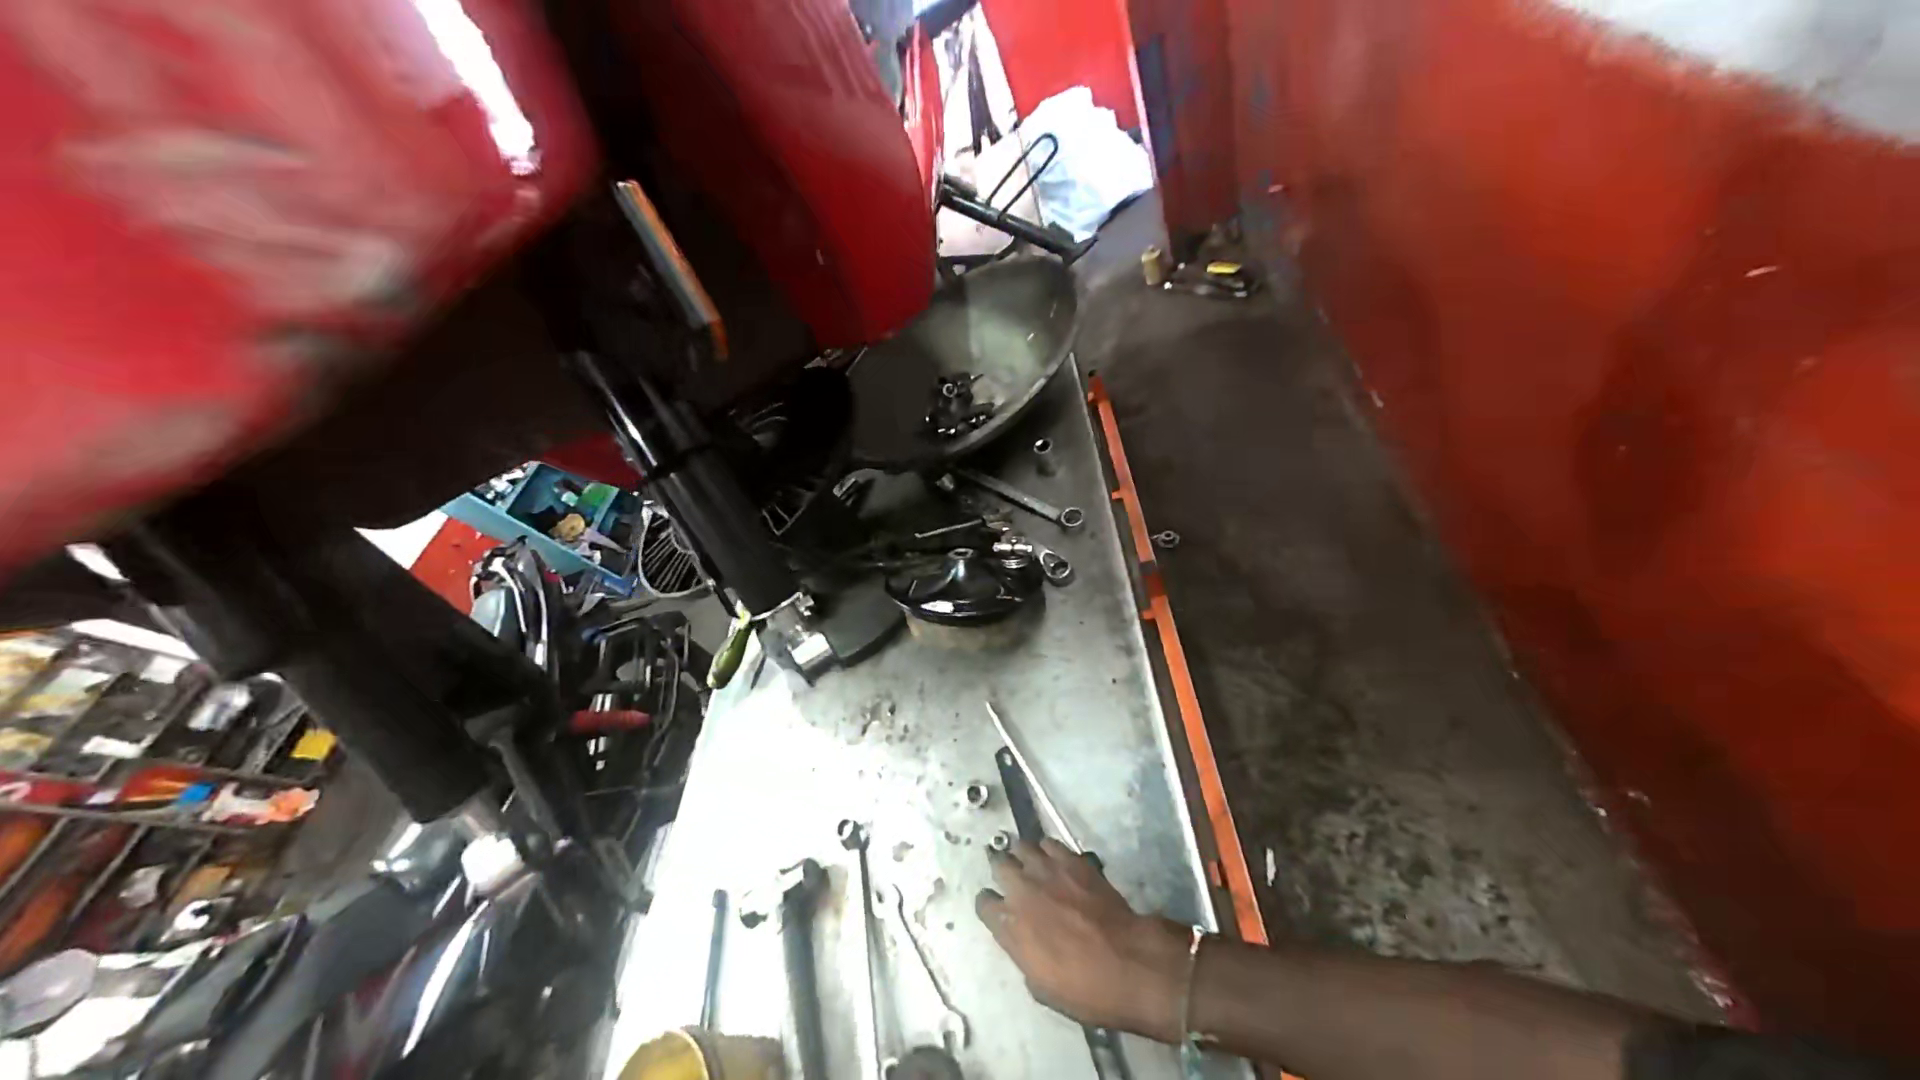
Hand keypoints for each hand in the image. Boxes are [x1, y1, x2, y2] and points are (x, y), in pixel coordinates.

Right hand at [975, 838, 1191, 1041]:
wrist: (1128, 963)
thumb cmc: (1085, 988)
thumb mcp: (1042, 987)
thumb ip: (1023, 954)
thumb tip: (1024, 940)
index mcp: (1010, 926)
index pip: (984, 903)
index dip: (989, 905)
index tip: (997, 908)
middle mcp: (1022, 891)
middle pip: (999, 865)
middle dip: (1002, 870)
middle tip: (1012, 878)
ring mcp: (1047, 871)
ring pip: (1022, 846)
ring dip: (1023, 855)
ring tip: (1031, 863)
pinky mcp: (1072, 860)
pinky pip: (1051, 844)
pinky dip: (1049, 850)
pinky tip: (1057, 861)